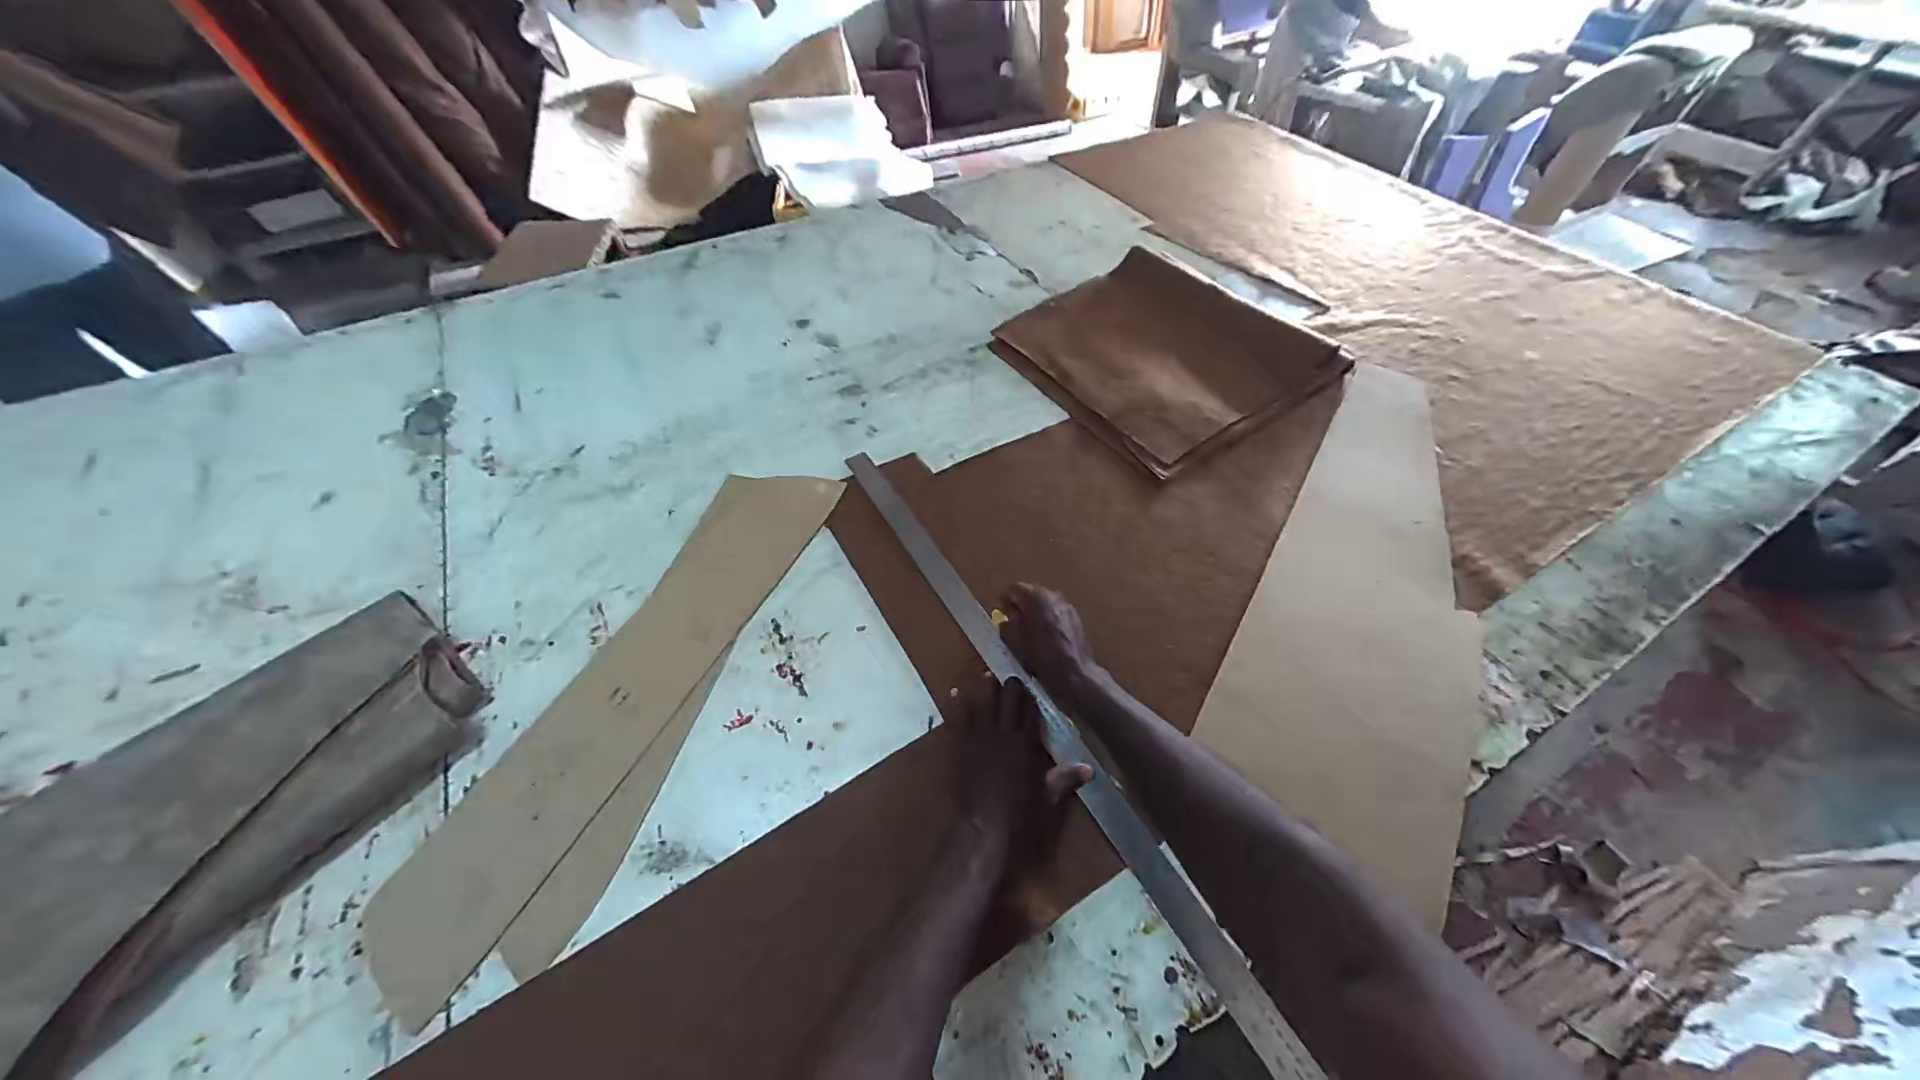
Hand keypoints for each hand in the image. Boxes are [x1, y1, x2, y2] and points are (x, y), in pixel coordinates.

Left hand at [954, 677, 1091, 864]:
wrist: (984, 829)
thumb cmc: (1020, 817)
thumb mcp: (1048, 799)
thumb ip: (1066, 780)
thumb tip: (1090, 769)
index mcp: (1026, 744)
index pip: (1031, 711)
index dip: (1032, 695)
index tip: (1033, 682)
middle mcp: (1004, 733)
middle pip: (1009, 700)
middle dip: (1011, 687)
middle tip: (1012, 676)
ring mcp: (980, 738)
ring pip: (984, 704)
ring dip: (986, 690)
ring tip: (987, 674)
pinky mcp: (960, 747)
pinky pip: (957, 720)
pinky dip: (955, 705)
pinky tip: (954, 691)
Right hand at [999, 583, 1099, 696]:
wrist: (1073, 673)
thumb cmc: (1040, 657)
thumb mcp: (1014, 641)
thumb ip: (1007, 622)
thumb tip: (1008, 615)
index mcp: (1036, 598)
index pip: (1014, 589)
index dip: (1005, 601)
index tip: (1002, 614)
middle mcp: (1053, 596)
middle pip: (1031, 592)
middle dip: (1021, 605)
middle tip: (1014, 622)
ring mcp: (1066, 605)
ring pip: (1044, 601)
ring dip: (1035, 611)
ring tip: (1030, 630)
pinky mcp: (1075, 616)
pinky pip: (1055, 611)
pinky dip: (1048, 617)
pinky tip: (1045, 635)